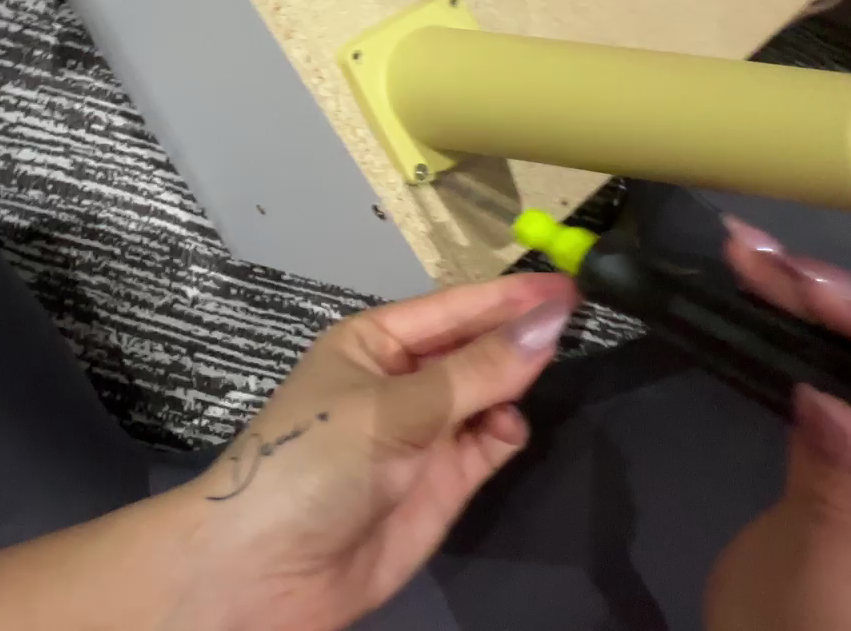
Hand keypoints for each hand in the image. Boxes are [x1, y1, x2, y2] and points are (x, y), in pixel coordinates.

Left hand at [171, 272, 577, 630]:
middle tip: (578, 315)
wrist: (272, 568)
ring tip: (551, 365)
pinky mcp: (438, 481)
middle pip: (470, 348)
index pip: (450, 309)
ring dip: (513, 382)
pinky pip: (484, 444)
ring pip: (483, 394)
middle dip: (515, 333)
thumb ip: (475, 371)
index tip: (566, 283)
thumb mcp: (394, 408)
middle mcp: (398, 379)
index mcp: (372, 341)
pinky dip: (503, 431)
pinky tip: (511, 425)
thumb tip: (547, 321)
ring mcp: (420, 431)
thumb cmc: (318, 460)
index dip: (505, 296)